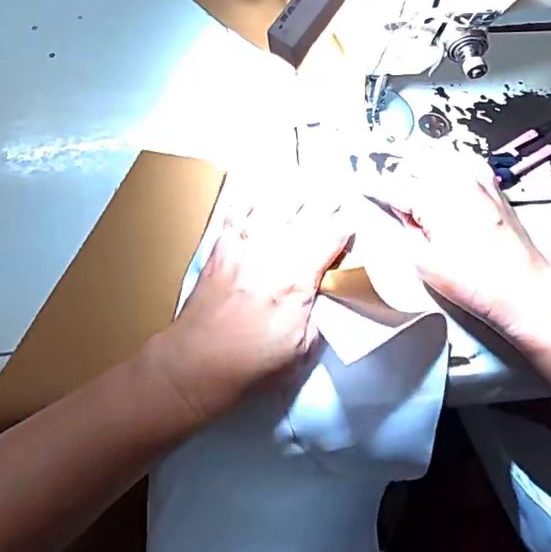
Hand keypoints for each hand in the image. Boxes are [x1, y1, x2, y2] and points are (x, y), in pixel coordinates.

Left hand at [146, 192, 351, 422]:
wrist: (198, 362)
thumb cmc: (253, 364)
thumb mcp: (302, 349)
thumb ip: (317, 314)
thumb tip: (322, 293)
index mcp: (298, 279)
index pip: (330, 240)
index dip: (344, 227)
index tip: (352, 220)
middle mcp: (273, 254)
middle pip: (304, 216)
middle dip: (323, 203)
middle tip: (335, 193)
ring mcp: (244, 247)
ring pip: (272, 208)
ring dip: (290, 196)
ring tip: (302, 187)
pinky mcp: (221, 248)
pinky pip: (236, 216)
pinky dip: (248, 204)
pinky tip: (256, 198)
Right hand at [380, 156, 550, 366]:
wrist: (524, 288)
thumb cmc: (478, 282)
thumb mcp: (422, 260)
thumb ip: (402, 225)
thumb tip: (395, 207)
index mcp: (434, 196)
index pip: (391, 183)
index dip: (370, 184)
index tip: (359, 182)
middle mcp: (456, 177)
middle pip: (412, 162)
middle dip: (398, 174)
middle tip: (389, 196)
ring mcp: (477, 176)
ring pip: (435, 157)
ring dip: (420, 169)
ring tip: (415, 193)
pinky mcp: (491, 182)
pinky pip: (458, 163)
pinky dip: (444, 170)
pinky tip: (441, 188)